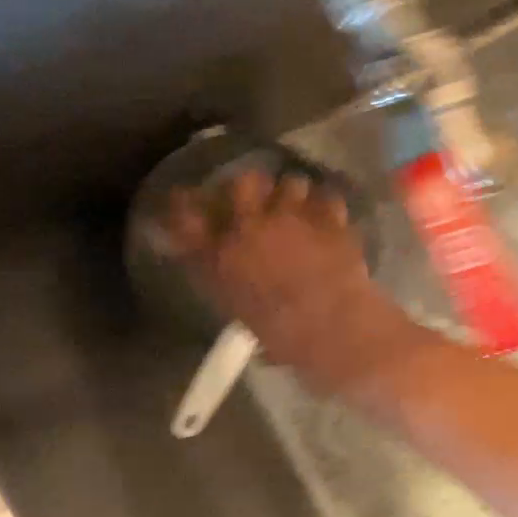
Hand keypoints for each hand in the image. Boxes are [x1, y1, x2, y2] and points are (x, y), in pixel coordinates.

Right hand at [161, 167, 424, 392]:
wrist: (332, 326)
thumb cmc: (284, 334)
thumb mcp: (243, 314)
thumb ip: (231, 287)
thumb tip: (235, 278)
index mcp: (219, 256)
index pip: (185, 217)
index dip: (185, 204)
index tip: (188, 200)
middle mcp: (250, 227)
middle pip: (243, 182)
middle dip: (252, 187)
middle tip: (262, 198)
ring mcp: (293, 217)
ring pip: (291, 182)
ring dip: (296, 193)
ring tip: (302, 207)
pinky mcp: (330, 218)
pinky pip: (328, 198)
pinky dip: (329, 206)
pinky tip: (331, 217)